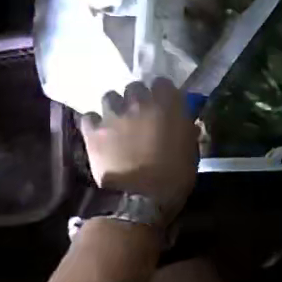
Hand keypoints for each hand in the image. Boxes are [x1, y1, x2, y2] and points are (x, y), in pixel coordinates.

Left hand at [80, 78, 197, 214]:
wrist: (139, 199)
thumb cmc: (173, 177)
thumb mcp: (191, 151)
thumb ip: (186, 130)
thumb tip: (185, 122)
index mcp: (166, 106)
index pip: (162, 82)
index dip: (163, 93)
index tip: (164, 104)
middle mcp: (138, 103)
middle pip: (134, 86)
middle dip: (137, 98)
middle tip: (140, 114)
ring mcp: (113, 115)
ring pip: (110, 97)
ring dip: (115, 107)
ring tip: (118, 121)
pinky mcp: (93, 131)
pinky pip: (90, 116)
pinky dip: (94, 122)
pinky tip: (100, 132)